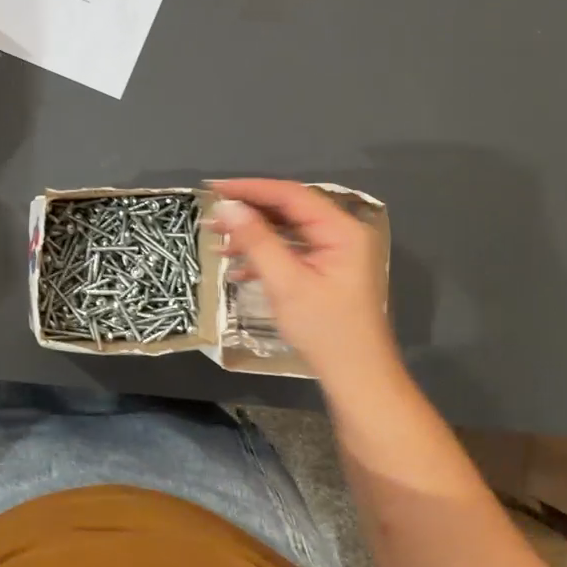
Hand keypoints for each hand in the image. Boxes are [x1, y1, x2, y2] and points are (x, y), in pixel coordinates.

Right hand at [208, 179, 394, 368]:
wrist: (356, 377)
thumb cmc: (325, 329)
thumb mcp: (286, 282)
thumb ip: (256, 240)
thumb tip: (227, 207)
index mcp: (341, 230)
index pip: (290, 195)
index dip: (250, 189)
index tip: (213, 189)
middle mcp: (340, 234)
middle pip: (288, 210)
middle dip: (248, 213)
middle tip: (210, 217)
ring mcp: (333, 254)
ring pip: (286, 230)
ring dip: (251, 235)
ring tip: (217, 242)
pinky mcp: (324, 271)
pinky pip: (289, 251)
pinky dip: (262, 255)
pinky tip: (236, 268)